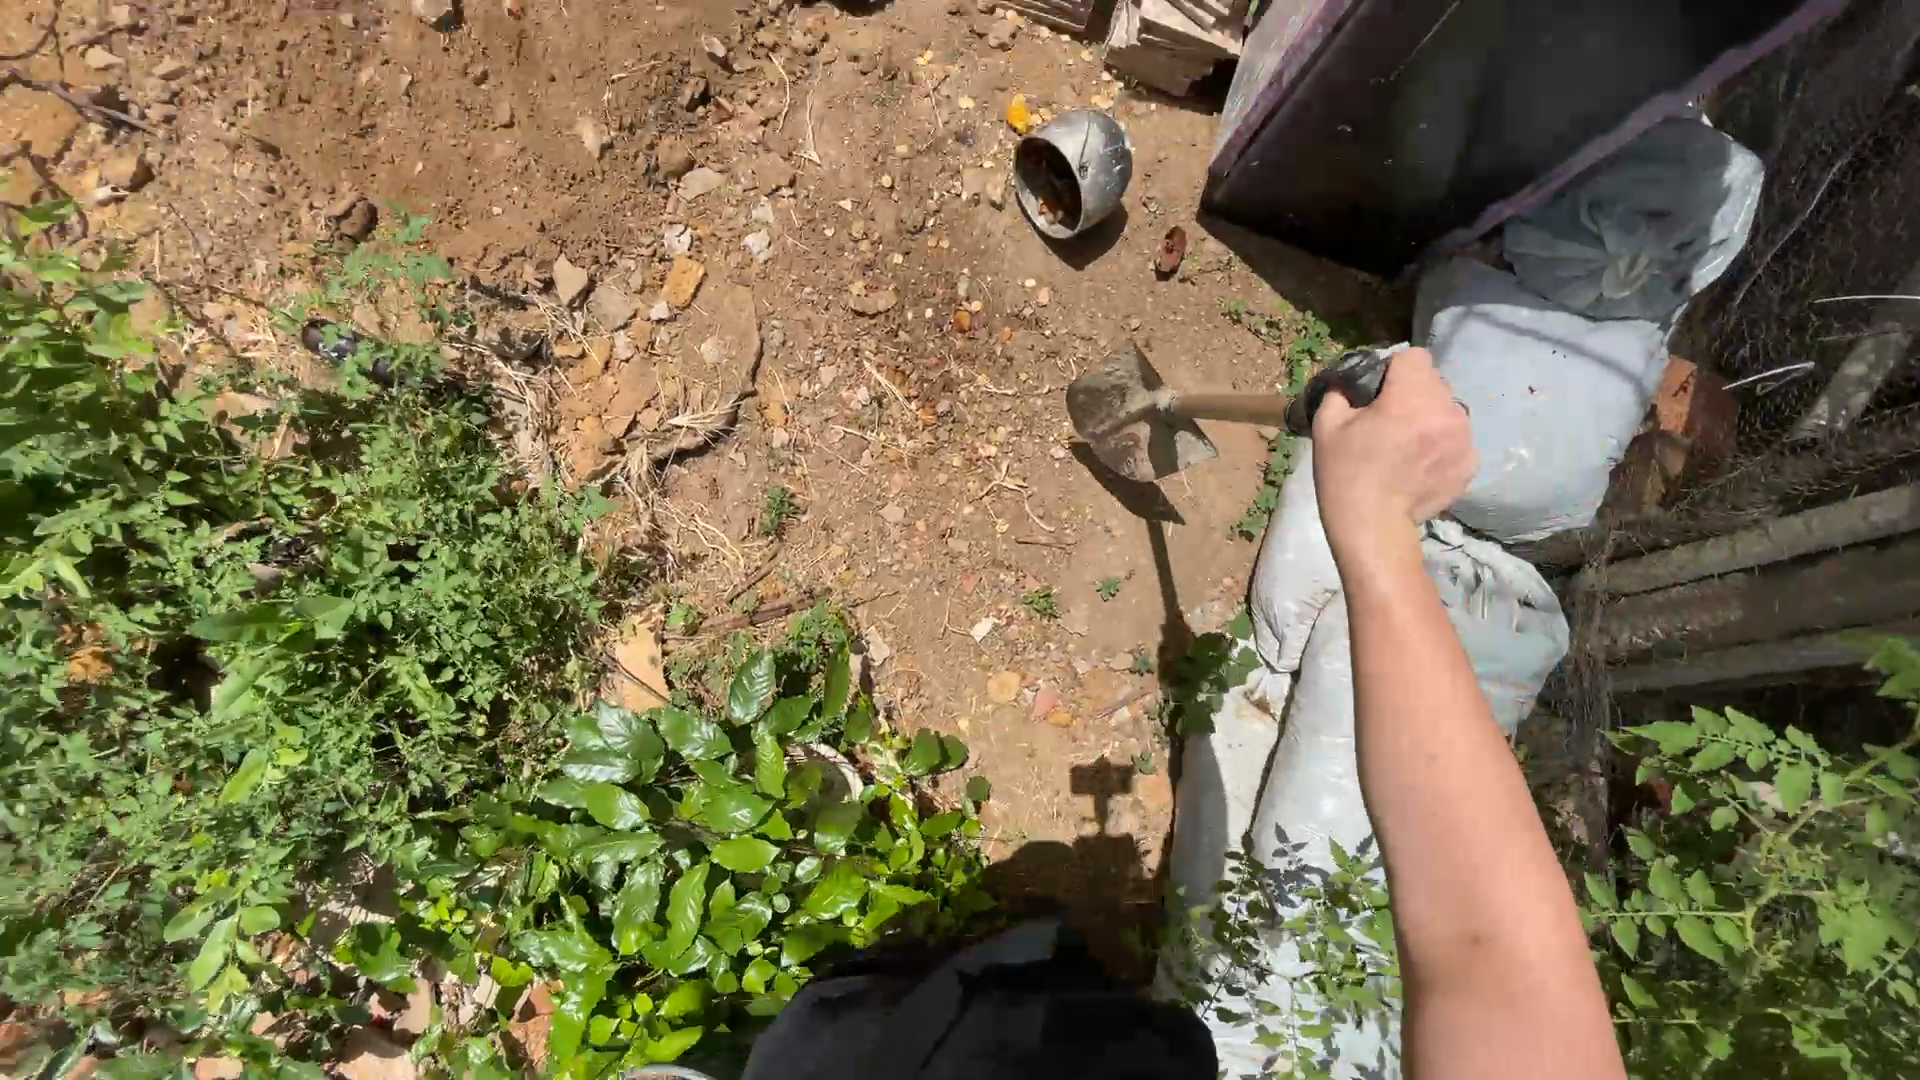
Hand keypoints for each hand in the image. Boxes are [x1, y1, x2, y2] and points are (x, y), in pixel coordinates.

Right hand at [1312, 347, 1474, 564]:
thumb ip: (1341, 392)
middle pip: (1434, 383)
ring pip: (1448, 410)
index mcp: (1409, 398)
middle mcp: (1446, 412)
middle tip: (1389, 422)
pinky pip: (1457, 439)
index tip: (1379, 390)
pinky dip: (1440, 445)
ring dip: (1429, 419)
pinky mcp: (1471, 463)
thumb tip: (1351, 381)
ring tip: (1406, 446)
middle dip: (1413, 394)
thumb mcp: (1326, 426)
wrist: (1371, 525)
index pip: (1414, 357)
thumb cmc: (1344, 473)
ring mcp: (1464, 439)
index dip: (1394, 369)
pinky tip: (1419, 465)